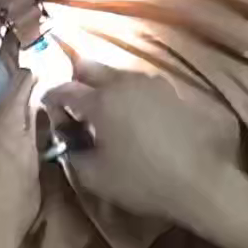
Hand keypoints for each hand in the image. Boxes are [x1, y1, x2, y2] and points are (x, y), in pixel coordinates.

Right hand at [43, 66, 247, 240]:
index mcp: (100, 100)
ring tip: (104, 111)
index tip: (48, 107)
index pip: (65, 90)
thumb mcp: (96, 177)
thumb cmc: (141, 179)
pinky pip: (138, 83)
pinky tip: (132, 114)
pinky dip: (127, 92)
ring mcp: (148, 81)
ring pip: (116, 73)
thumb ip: (73, 155)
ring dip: (104, 86)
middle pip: (90, 68)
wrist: (199, 178)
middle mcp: (122, 81)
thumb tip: (65, 142)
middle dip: (77, 81)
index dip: (52, 98)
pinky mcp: (168, 88)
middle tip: (74, 105)